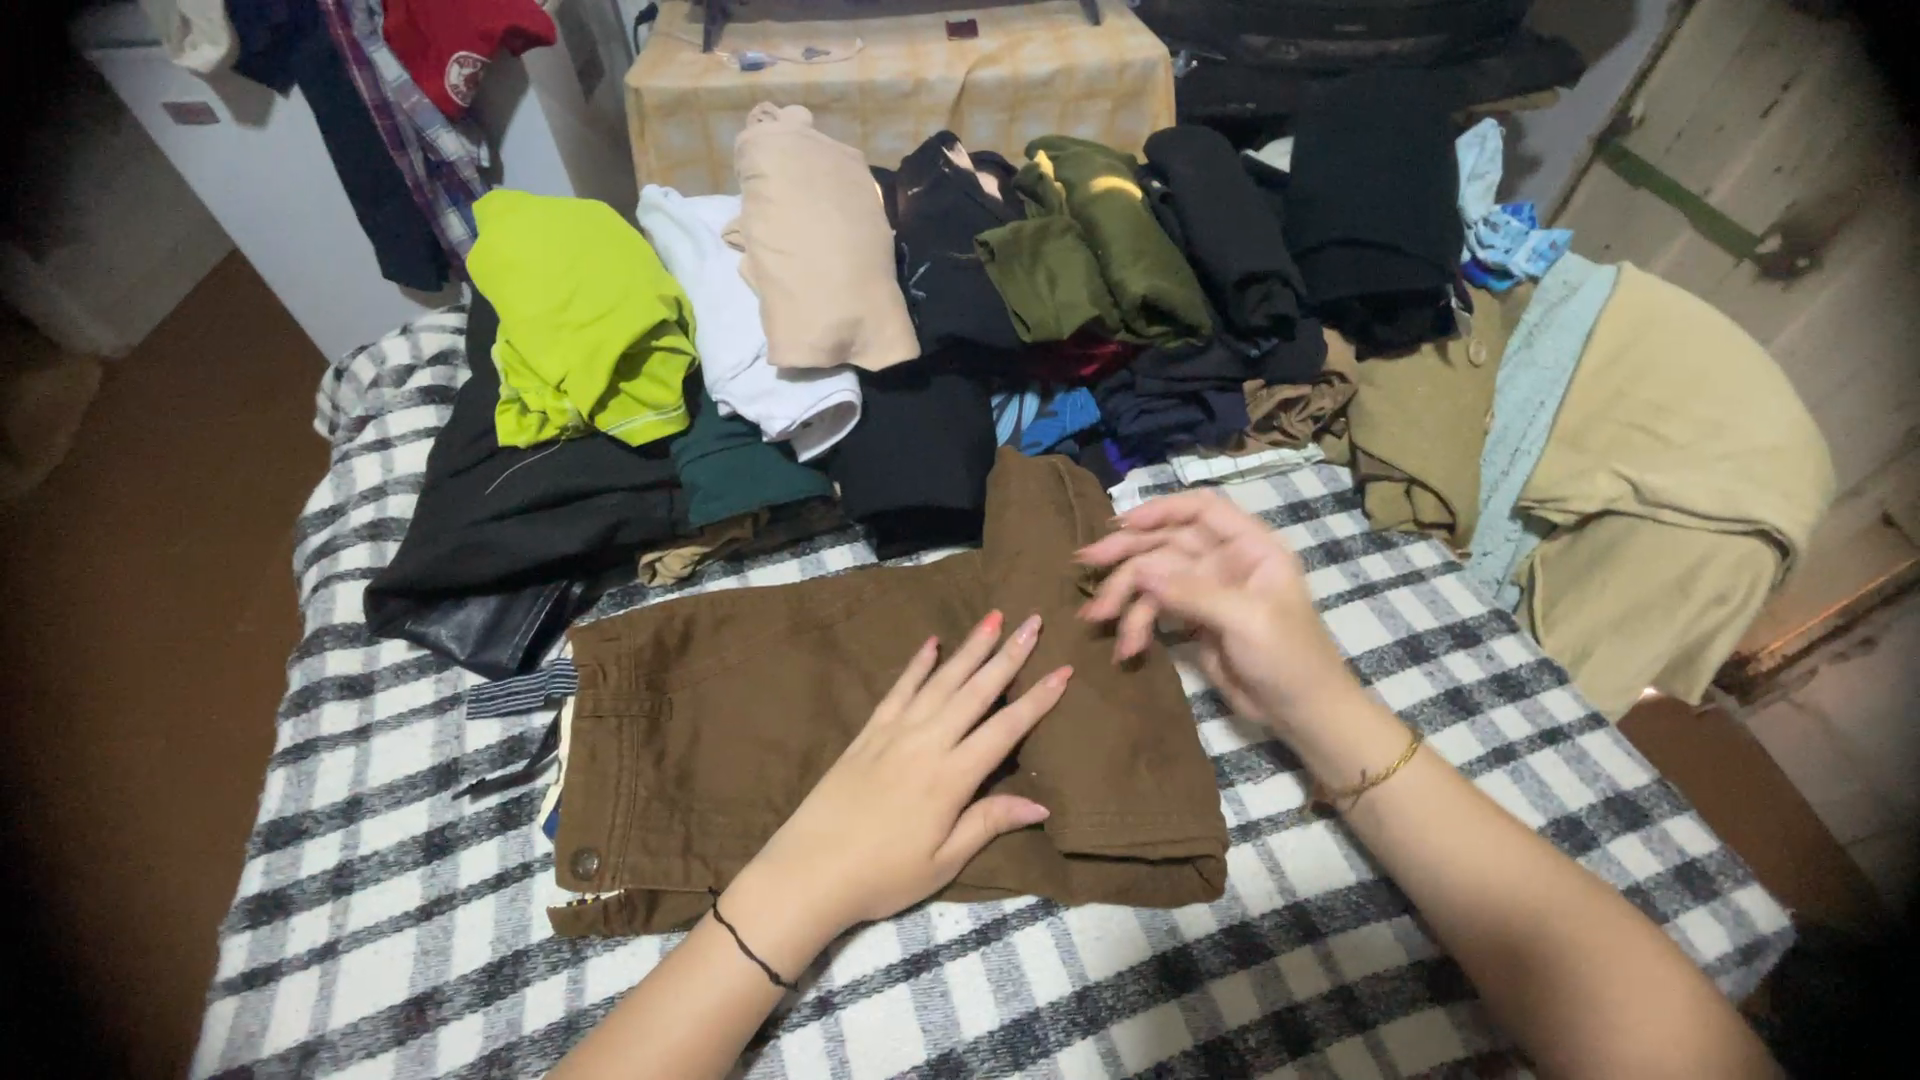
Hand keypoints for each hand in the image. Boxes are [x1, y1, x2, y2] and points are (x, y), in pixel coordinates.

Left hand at [728, 610, 1070, 946]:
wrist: (807, 871)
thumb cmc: (882, 876)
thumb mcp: (942, 863)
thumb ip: (988, 823)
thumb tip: (1040, 803)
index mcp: (950, 778)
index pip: (1005, 729)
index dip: (1037, 699)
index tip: (1063, 670)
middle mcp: (926, 743)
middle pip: (975, 691)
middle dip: (1008, 655)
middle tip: (1032, 622)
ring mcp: (894, 732)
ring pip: (940, 681)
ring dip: (969, 649)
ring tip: (993, 619)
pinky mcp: (867, 732)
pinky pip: (898, 689)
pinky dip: (916, 665)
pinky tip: (931, 644)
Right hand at [1075, 491, 1362, 733]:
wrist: (1302, 713)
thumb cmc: (1290, 658)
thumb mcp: (1246, 620)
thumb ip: (1192, 592)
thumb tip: (1139, 570)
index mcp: (1250, 547)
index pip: (1201, 509)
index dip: (1160, 510)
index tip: (1121, 525)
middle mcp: (1225, 560)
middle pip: (1166, 542)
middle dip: (1126, 553)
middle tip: (1086, 562)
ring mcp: (1206, 590)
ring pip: (1153, 578)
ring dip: (1123, 596)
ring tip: (1098, 618)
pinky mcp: (1192, 620)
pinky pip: (1154, 610)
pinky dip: (1136, 625)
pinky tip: (1125, 647)